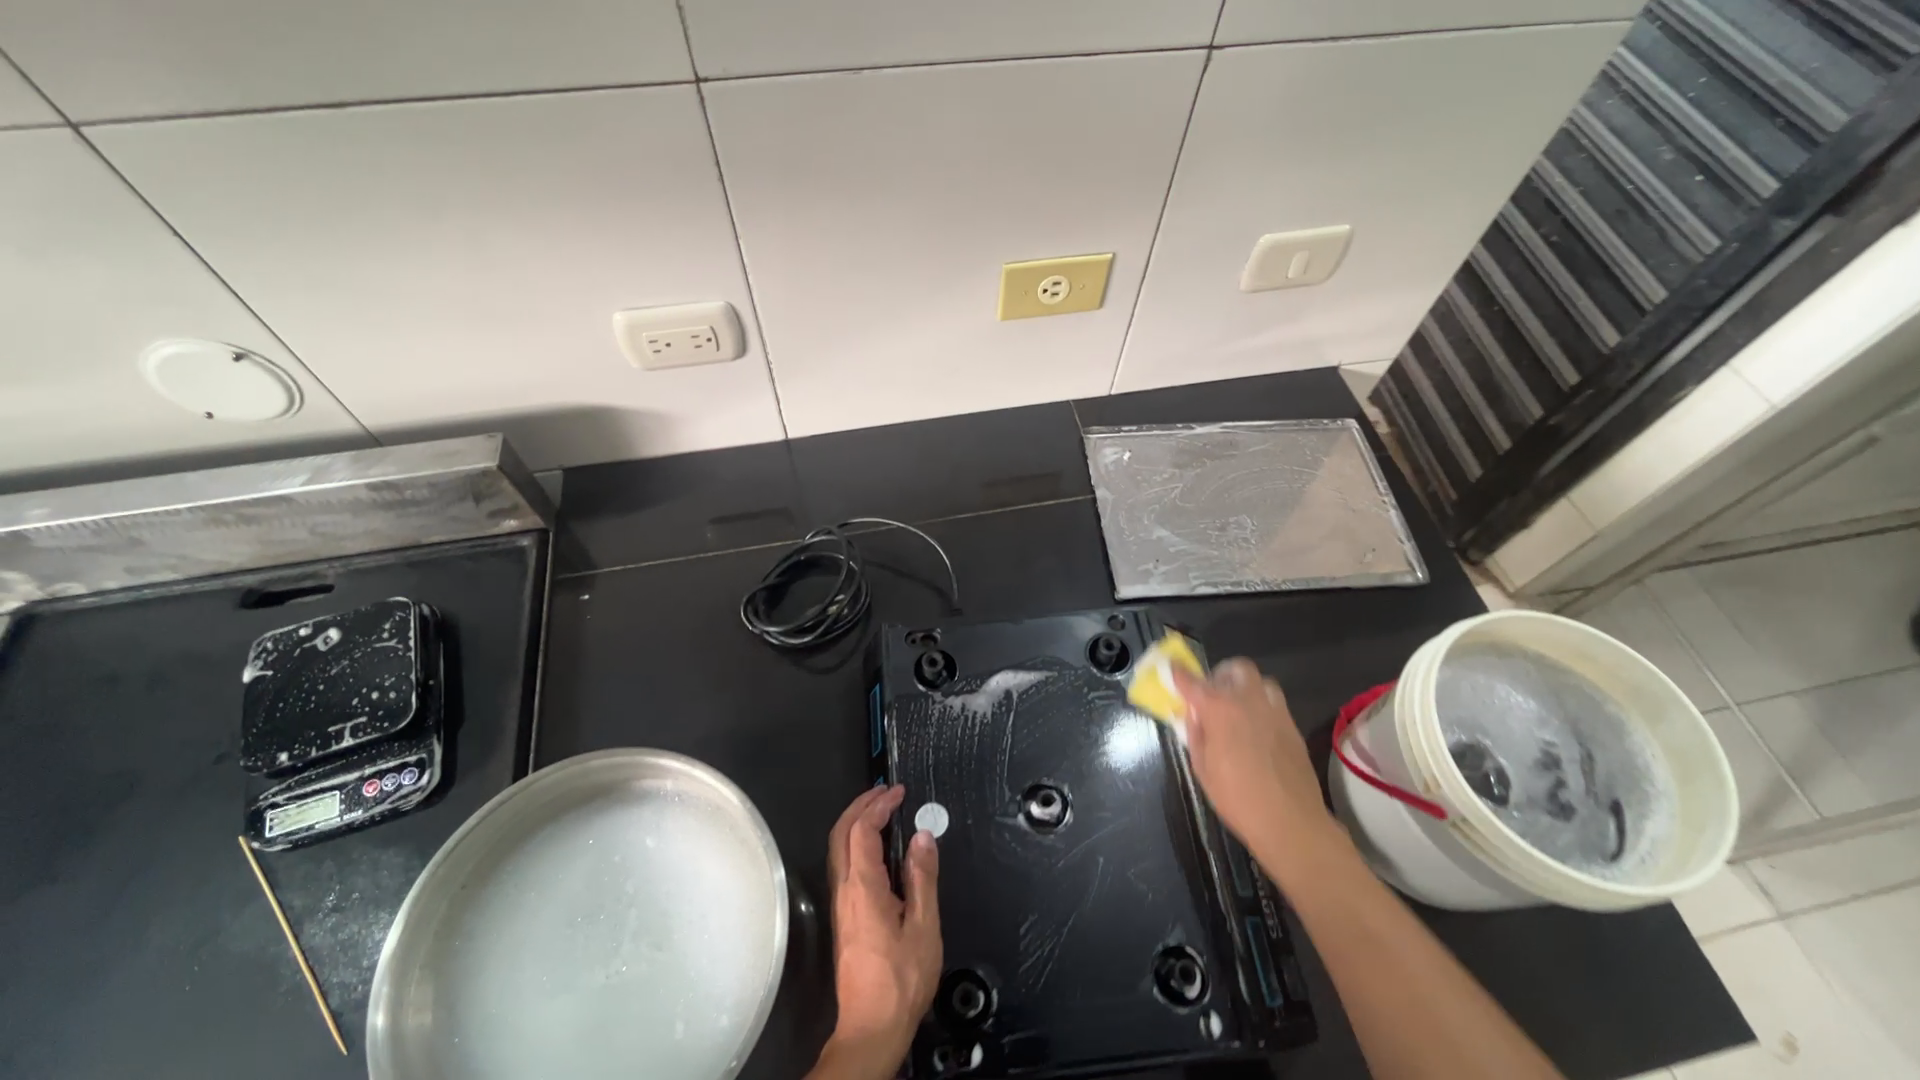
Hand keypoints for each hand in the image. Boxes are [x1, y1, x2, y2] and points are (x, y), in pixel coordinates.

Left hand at [813, 784, 940, 1079]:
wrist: (873, 1025)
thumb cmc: (902, 979)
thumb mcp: (924, 927)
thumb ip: (922, 878)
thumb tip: (922, 838)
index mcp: (863, 888)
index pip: (862, 831)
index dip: (878, 805)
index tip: (898, 792)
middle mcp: (845, 891)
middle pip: (841, 834)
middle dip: (860, 806)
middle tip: (885, 792)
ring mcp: (841, 905)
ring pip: (839, 850)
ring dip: (856, 824)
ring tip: (882, 812)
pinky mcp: (845, 918)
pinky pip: (845, 866)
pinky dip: (858, 845)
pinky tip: (879, 850)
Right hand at [1174, 659, 1338, 853]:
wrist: (1289, 820)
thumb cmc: (1236, 798)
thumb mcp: (1202, 768)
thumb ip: (1195, 734)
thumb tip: (1193, 714)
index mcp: (1220, 709)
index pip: (1193, 681)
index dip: (1179, 674)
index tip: (1172, 669)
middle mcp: (1249, 701)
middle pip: (1236, 668)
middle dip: (1221, 675)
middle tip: (1212, 694)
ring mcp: (1275, 711)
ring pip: (1260, 682)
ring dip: (1245, 688)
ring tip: (1236, 709)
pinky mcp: (1293, 726)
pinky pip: (1274, 703)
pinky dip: (1261, 707)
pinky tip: (1255, 731)